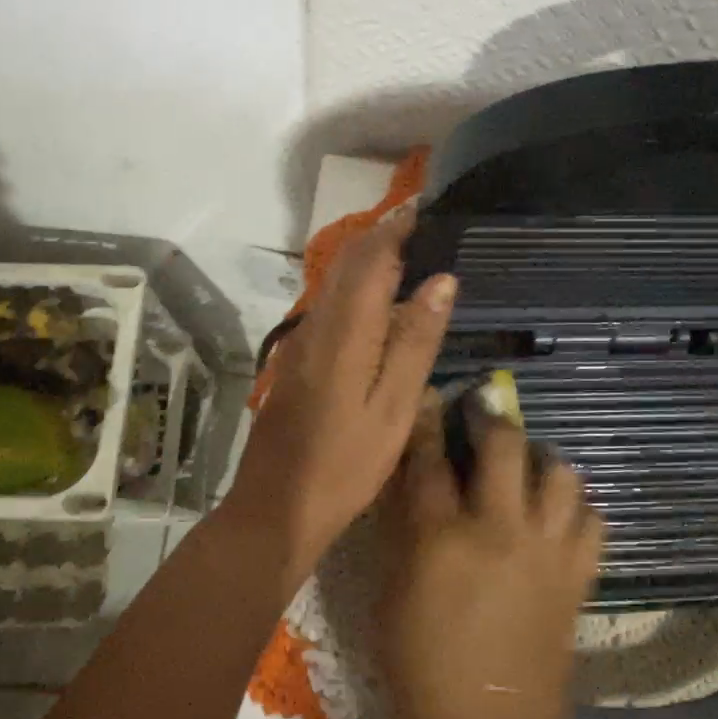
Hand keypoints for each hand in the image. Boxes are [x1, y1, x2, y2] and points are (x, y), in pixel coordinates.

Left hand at [222, 201, 457, 578]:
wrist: (275, 508)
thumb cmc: (344, 465)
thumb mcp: (394, 408)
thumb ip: (416, 341)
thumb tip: (442, 281)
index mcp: (344, 331)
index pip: (371, 257)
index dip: (399, 227)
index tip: (431, 210)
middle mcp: (317, 325)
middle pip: (348, 262)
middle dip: (384, 237)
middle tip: (428, 230)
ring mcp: (301, 343)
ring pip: (336, 283)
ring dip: (371, 261)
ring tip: (415, 261)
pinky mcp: (296, 362)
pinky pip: (331, 307)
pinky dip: (359, 290)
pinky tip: (385, 311)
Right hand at [380, 388, 603, 718]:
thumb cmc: (422, 675)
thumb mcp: (392, 601)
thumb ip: (405, 536)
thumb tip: (415, 487)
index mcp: (441, 540)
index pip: (429, 460)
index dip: (427, 420)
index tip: (431, 394)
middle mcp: (500, 531)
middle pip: (503, 446)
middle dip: (490, 419)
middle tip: (481, 416)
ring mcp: (547, 551)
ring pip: (561, 472)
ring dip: (541, 460)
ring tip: (526, 468)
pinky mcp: (578, 576)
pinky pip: (593, 520)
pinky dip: (577, 509)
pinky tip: (558, 516)